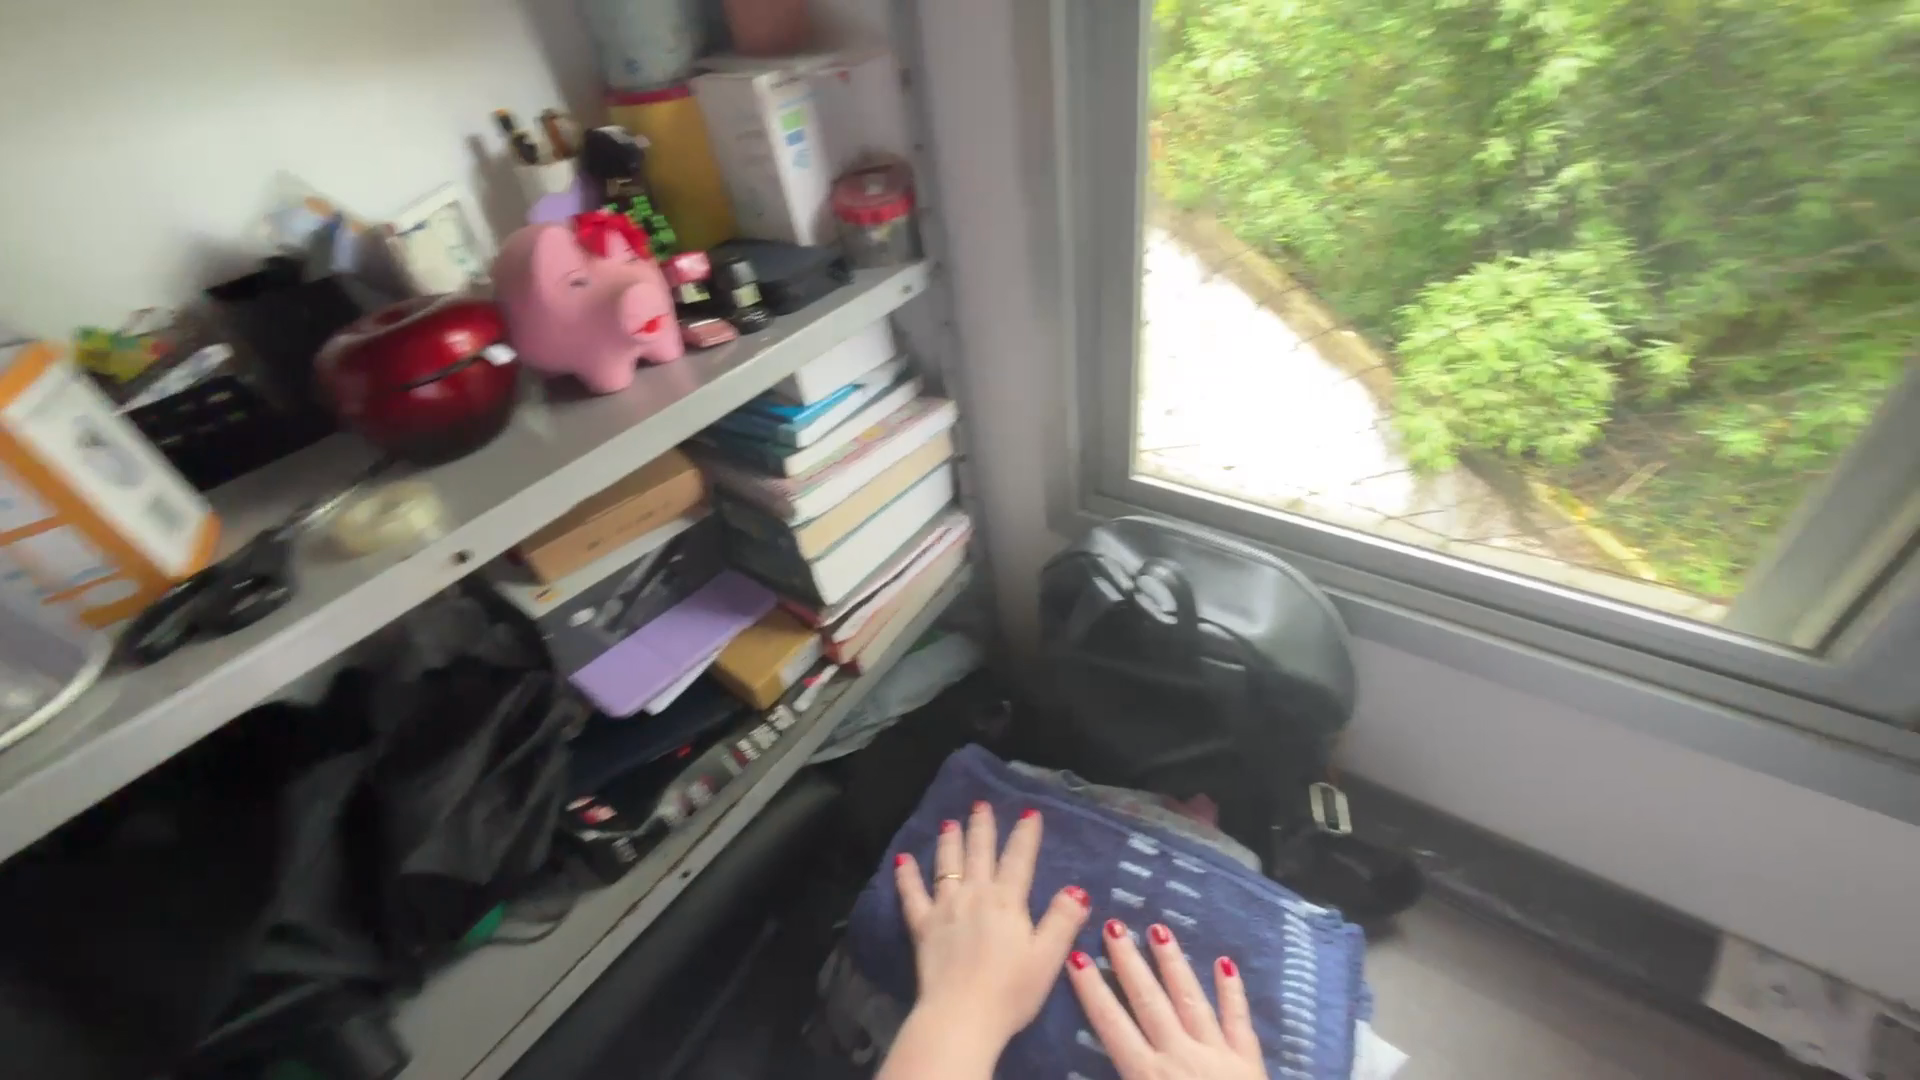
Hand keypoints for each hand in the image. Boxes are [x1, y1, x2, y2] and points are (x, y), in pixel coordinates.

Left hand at [894, 801, 1092, 1047]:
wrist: (962, 1016)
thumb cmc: (1010, 991)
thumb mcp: (1047, 958)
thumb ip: (1062, 921)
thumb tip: (1078, 889)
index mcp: (1006, 901)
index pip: (1019, 859)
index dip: (1025, 835)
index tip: (1029, 813)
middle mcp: (975, 894)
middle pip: (979, 852)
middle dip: (982, 826)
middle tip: (980, 804)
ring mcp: (945, 907)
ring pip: (948, 864)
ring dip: (950, 841)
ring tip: (950, 823)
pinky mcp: (922, 925)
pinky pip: (912, 894)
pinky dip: (907, 875)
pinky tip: (902, 859)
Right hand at [1066, 919, 1267, 1079]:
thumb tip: (1068, 1076)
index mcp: (1148, 1078)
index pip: (1112, 1026)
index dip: (1092, 992)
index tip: (1076, 956)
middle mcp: (1180, 1058)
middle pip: (1149, 1002)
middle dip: (1129, 962)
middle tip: (1114, 925)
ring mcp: (1218, 1057)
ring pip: (1189, 1000)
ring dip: (1173, 964)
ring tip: (1159, 929)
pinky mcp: (1250, 1065)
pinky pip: (1238, 1022)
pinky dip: (1232, 992)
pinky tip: (1225, 963)